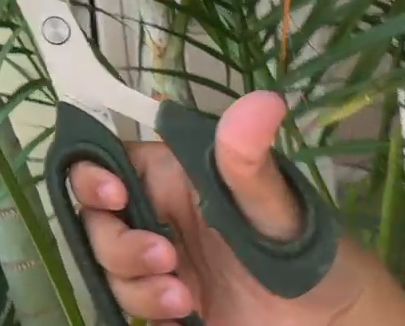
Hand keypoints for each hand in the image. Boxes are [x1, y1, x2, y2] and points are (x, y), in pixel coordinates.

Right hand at [70, 92, 404, 325]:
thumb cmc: (313, 256)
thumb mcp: (277, 208)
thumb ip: (250, 161)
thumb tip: (264, 100)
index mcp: (170, 174)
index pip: (106, 158)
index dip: (91, 173)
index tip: (111, 195)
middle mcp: (156, 211)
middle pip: (96, 214)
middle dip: (114, 240)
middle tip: (162, 256)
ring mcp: (158, 259)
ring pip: (106, 261)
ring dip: (132, 280)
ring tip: (183, 298)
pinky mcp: (164, 303)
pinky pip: (126, 301)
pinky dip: (144, 308)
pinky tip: (185, 316)